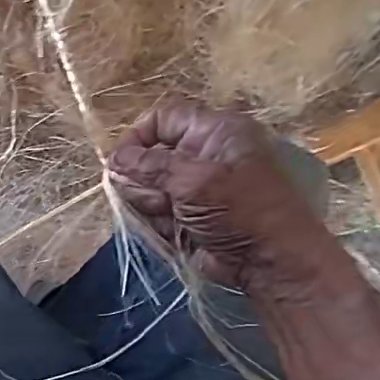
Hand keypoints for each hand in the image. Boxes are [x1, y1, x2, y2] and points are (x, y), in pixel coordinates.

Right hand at [110, 101, 342, 301]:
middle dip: (144, 181)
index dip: (137, 137)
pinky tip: (176, 230)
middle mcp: (199, 154)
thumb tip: (114, 159)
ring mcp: (189, 185)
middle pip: (145, 158)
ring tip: (175, 217)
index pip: (161, 120)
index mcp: (213, 132)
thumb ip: (149, 165)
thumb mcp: (194, 180)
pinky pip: (150, 211)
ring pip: (143, 188)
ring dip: (150, 205)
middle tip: (164, 199)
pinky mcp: (182, 212)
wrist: (266, 260)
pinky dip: (157, 222)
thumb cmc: (241, 211)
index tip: (119, 163)